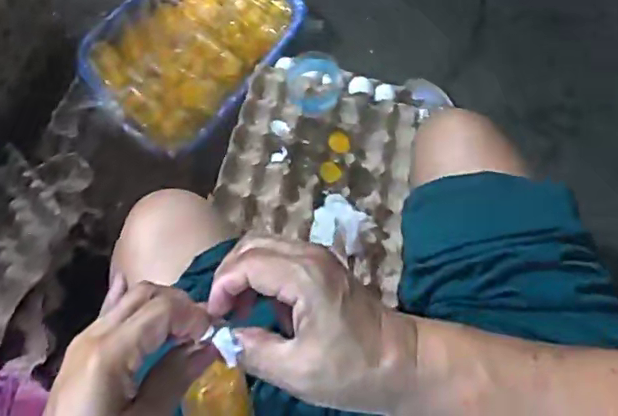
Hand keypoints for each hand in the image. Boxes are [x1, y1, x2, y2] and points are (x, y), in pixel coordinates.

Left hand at [46, 282, 217, 415]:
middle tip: (203, 330)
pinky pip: (110, 313)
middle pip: (143, 294)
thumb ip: (174, 379)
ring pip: (127, 299)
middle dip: (178, 304)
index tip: (216, 333)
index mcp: (110, 350)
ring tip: (185, 330)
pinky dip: (132, 306)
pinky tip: (145, 305)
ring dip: (159, 306)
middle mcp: (93, 333)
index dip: (192, 314)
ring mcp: (83, 339)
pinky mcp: (79, 352)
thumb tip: (207, 345)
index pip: (161, 308)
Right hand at [207, 235, 418, 413]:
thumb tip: (223, 338)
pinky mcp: (321, 264)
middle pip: (252, 245)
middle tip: (221, 311)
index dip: (222, 286)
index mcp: (302, 274)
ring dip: (245, 272)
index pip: (246, 263)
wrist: (404, 362)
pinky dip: (262, 273)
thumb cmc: (354, 370)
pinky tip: (263, 307)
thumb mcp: (299, 372)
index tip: (213, 317)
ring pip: (265, 246)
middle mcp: (307, 253)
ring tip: (238, 312)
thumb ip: (255, 351)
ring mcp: (316, 255)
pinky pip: (279, 255)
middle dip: (229, 275)